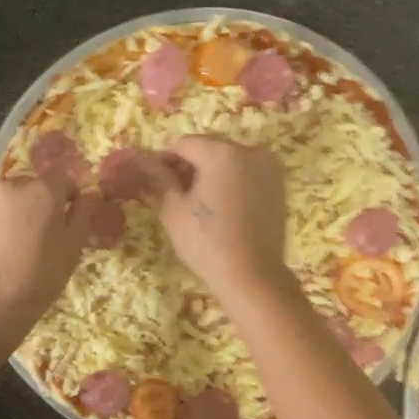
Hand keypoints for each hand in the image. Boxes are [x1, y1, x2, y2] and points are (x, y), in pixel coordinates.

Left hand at [0, 176, 88, 330]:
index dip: (71, 196)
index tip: (70, 219)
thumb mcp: (73, 245)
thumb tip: (90, 193)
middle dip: (44, 202)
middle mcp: (13, 186)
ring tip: (24, 240)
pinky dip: (4, 220)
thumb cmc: (42, 274)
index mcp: (43, 189)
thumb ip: (84, 212)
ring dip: (22, 210)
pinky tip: (5, 246)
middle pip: (35, 186)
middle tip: (47, 232)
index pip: (63, 179)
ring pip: (14, 197)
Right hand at [149, 135, 290, 301]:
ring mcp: (268, 167)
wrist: (251, 274)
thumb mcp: (174, 209)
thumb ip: (159, 178)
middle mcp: (250, 151)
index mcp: (222, 153)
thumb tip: (141, 160)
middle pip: (209, 146)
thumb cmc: (206, 241)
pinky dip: (228, 178)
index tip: (150, 176)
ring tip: (193, 196)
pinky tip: (217, 202)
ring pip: (228, 158)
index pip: (184, 143)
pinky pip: (245, 171)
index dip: (163, 157)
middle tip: (169, 187)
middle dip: (187, 161)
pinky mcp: (277, 184)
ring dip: (208, 169)